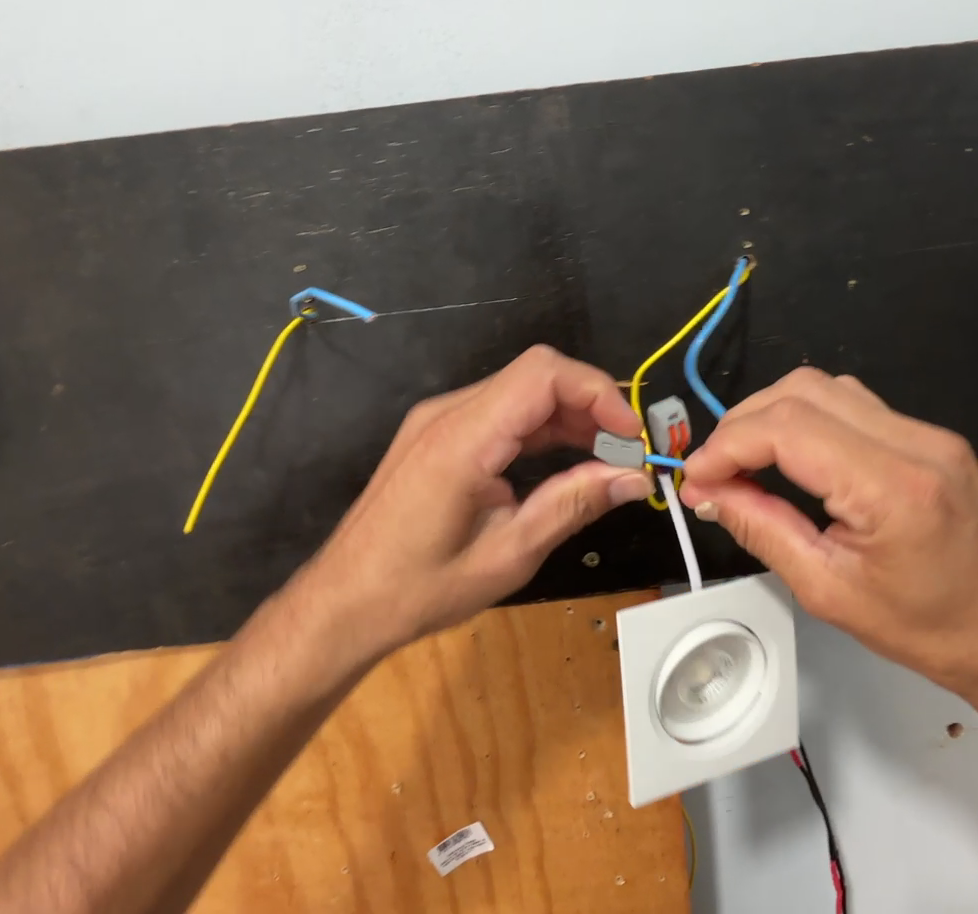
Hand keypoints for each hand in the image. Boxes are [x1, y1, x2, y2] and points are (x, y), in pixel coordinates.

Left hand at [301, 345, 652, 654]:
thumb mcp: (508, 554)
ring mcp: (437, 420)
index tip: (631, 437)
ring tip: (608, 458)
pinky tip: (567, 458)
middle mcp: (448, 413)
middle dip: (590, 405)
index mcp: (463, 438)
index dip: (597, 392)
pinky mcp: (436, 435)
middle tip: (627, 452)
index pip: (542, 374)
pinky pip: (499, 413)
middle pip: (535, 376)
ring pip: (520, 392)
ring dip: (569, 417)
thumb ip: (572, 505)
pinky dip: (539, 428)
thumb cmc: (421, 588)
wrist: (344, 603)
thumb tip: (633, 478)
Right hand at [679, 368, 977, 708]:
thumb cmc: (929, 631)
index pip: (786, 429)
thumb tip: (707, 492)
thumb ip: (762, 529)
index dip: (726, 445)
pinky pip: (852, 404)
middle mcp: (914, 442)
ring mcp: (928, 434)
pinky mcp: (931, 439)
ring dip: (771, 415)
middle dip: (741, 424)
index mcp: (891, 486)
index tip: (694, 479)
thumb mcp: (829, 592)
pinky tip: (787, 455)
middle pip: (801, 391)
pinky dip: (804, 419)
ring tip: (742, 461)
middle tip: (712, 472)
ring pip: (825, 388)